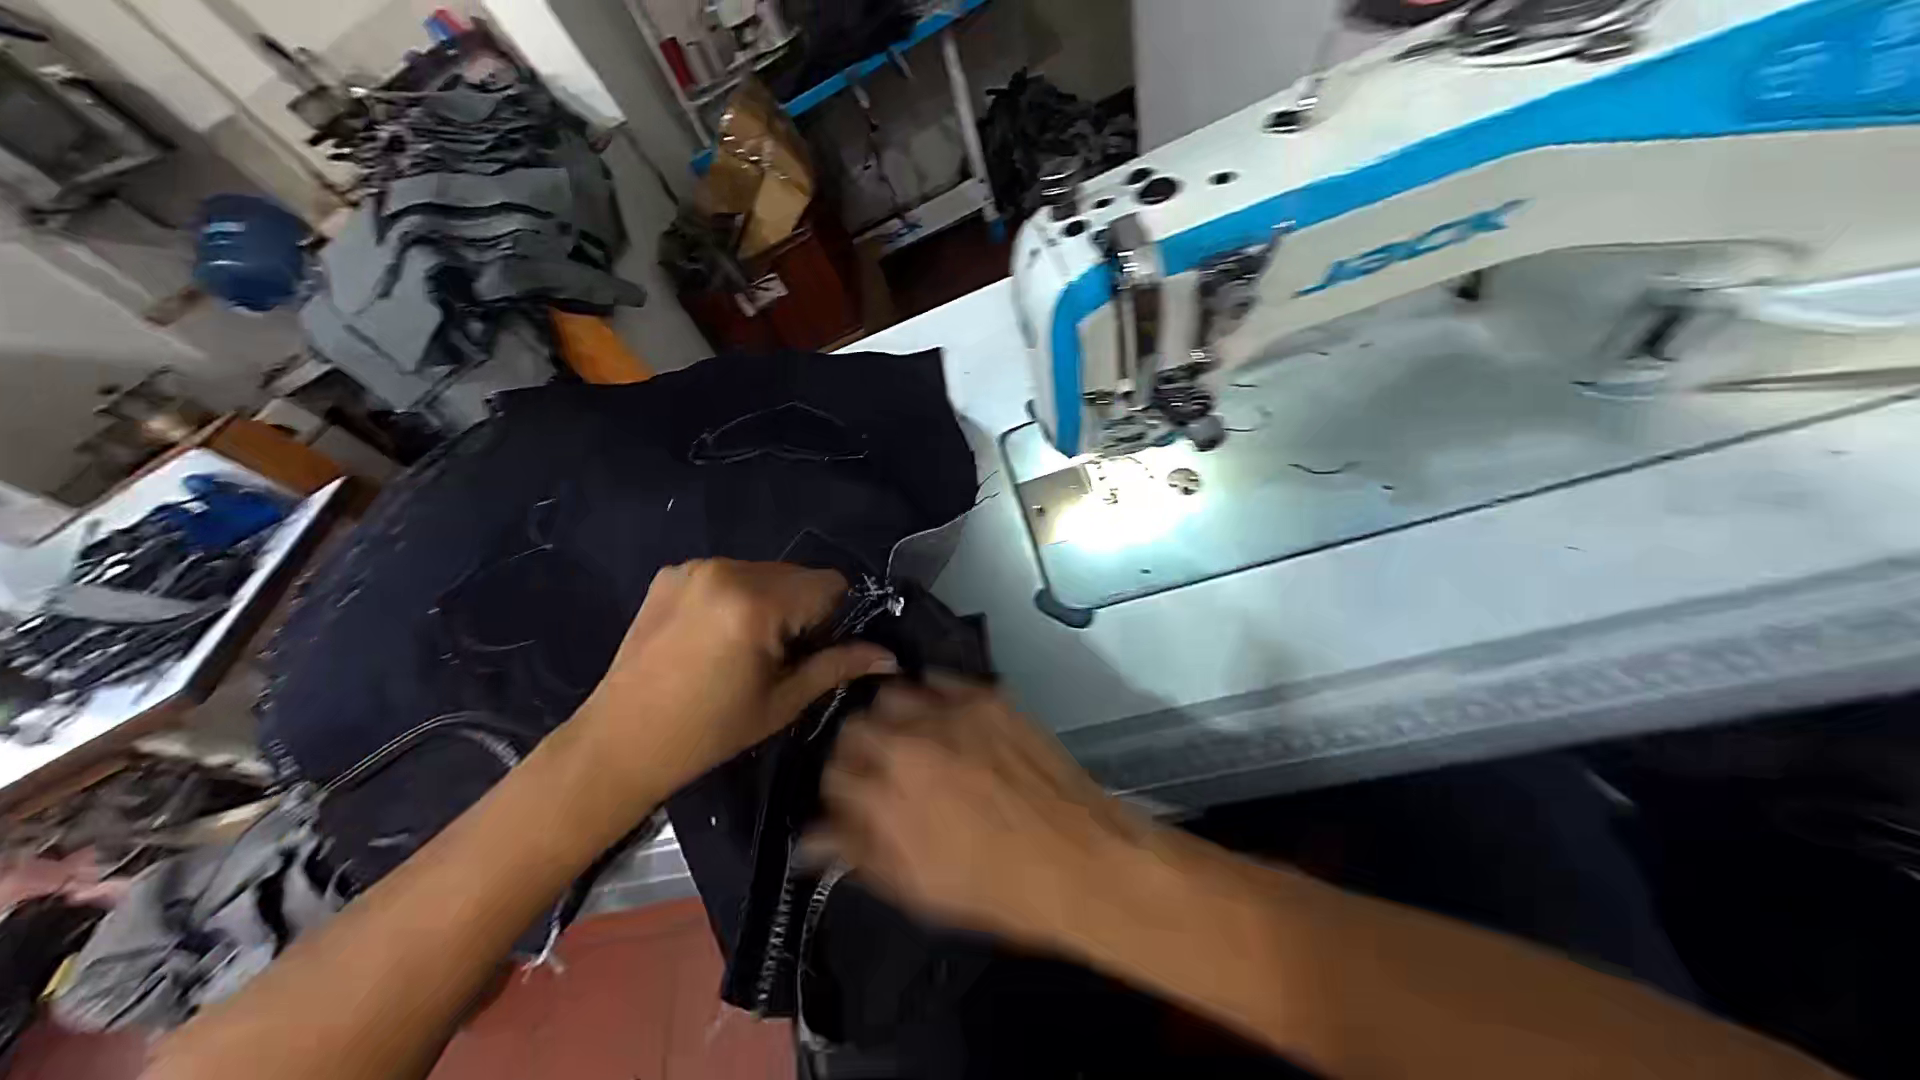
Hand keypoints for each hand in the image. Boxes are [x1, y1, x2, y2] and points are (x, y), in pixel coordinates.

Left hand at [577, 560, 896, 792]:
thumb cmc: (709, 731)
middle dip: (802, 609)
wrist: (619, 741)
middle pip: (797, 574)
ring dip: (770, 601)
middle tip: (778, 656)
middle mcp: (726, 569)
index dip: (834, 617)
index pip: (830, 583)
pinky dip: (737, 597)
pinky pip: (728, 574)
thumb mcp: (782, 702)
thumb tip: (889, 655)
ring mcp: (693, 568)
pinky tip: (714, 636)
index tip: (812, 652)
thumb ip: (838, 666)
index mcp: (756, 602)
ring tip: (743, 648)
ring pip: (764, 573)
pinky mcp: (670, 574)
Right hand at [818, 677, 1153, 951]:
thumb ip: (859, 853)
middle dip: (857, 749)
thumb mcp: (917, 888)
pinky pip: (939, 680)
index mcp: (884, 795)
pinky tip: (941, 717)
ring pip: (892, 695)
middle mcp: (908, 742)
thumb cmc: (996, 889)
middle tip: (879, 769)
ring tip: (908, 738)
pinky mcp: (986, 696)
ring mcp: (950, 712)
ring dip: (890, 716)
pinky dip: (930, 695)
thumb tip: (811, 839)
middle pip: (855, 726)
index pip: (832, 773)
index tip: (851, 798)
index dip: (838, 789)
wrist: (1080, 859)